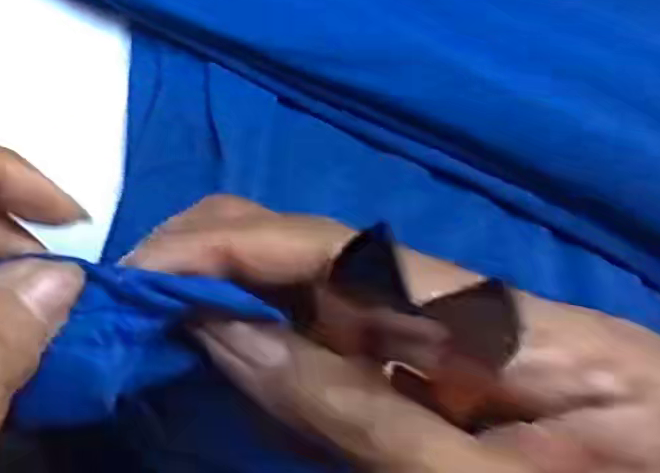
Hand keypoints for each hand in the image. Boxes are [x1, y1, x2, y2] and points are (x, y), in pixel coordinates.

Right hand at [126, 195, 659, 471]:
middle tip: (135, 299)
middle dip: (210, 258)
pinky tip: (220, 353)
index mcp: (524, 328)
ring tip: (157, 322)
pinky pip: (326, 340)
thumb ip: (358, 414)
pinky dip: (261, 343)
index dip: (222, 246)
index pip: (335, 248)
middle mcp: (476, 312)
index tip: (139, 274)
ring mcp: (455, 346)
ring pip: (305, 288)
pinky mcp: (436, 382)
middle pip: (311, 248)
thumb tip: (214, 329)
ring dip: (223, 297)